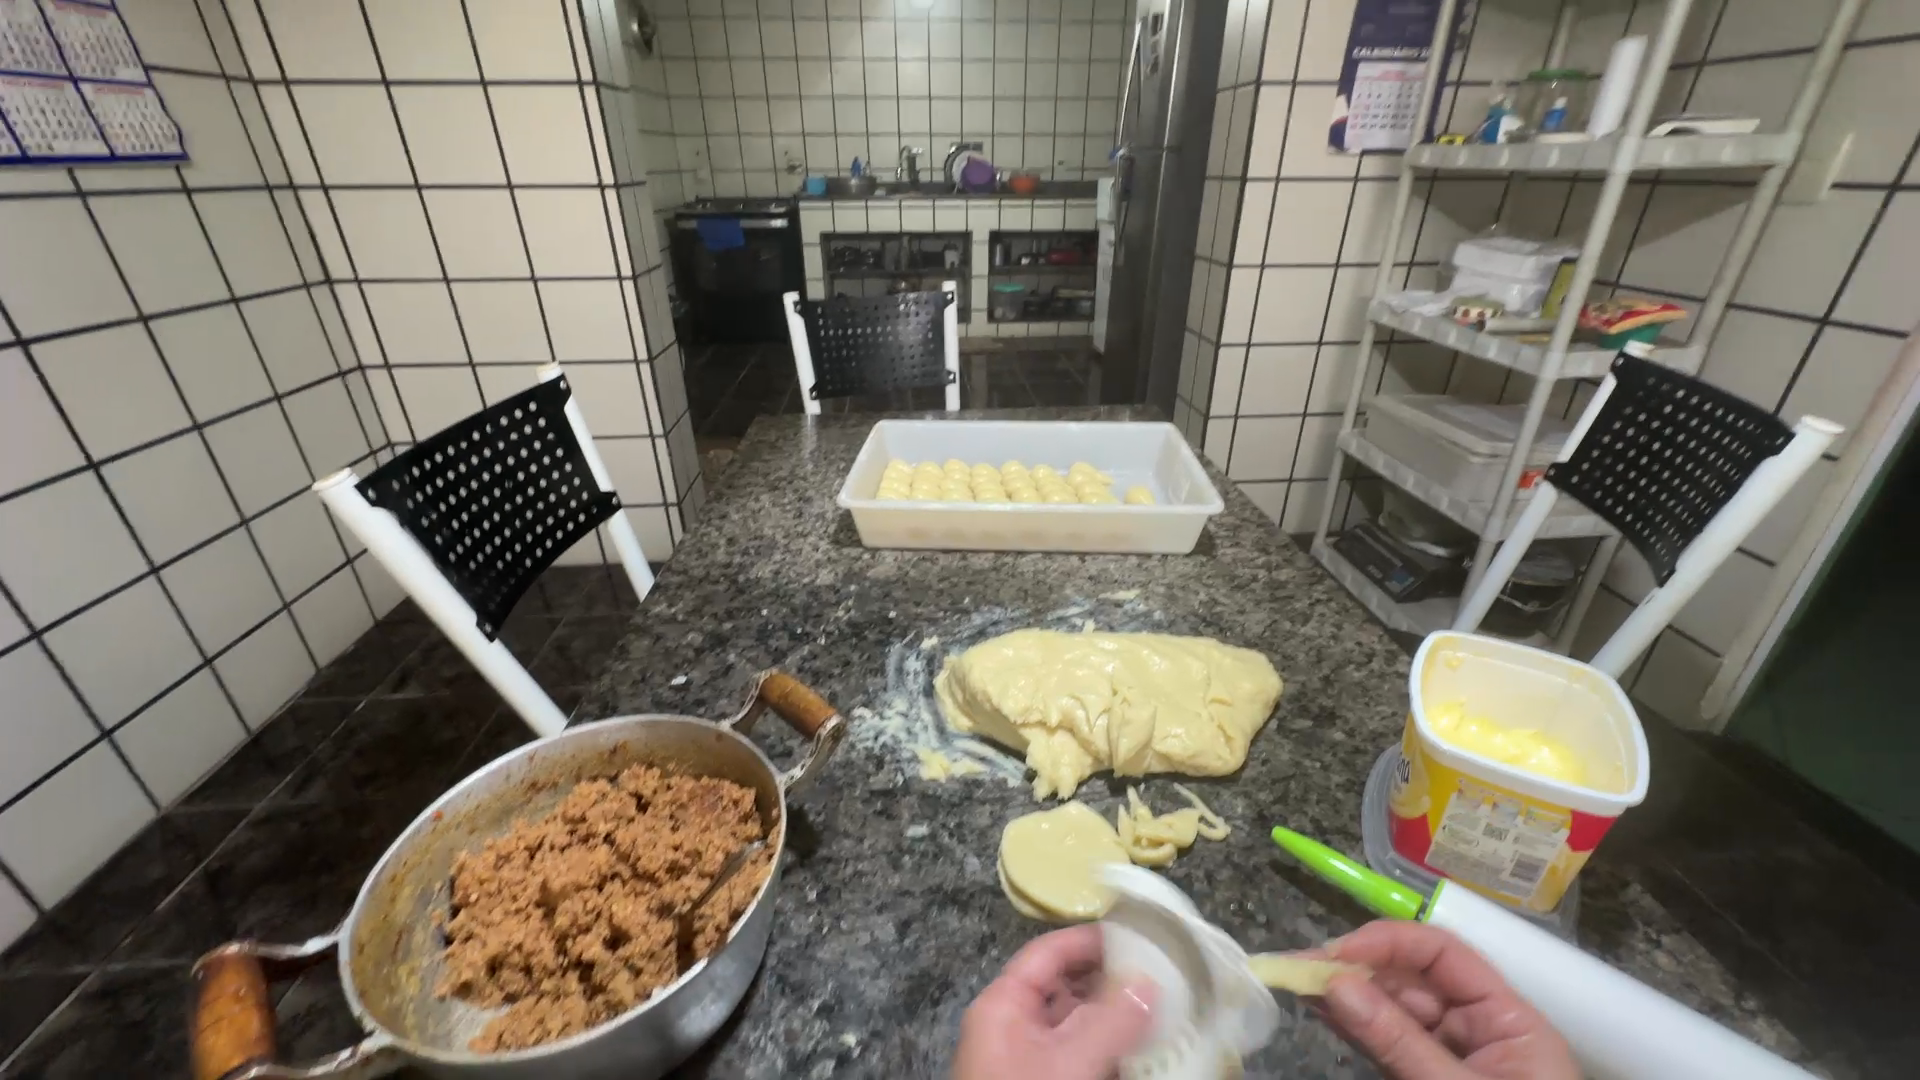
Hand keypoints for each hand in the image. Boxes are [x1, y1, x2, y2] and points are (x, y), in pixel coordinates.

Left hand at [954, 925, 1155, 1079]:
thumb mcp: (1068, 1065)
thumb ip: (1109, 1023)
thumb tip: (1150, 982)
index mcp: (1004, 1006)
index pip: (1047, 954)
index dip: (1089, 940)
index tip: (1135, 934)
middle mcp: (1014, 1028)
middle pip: (1065, 990)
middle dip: (1110, 982)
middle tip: (1161, 973)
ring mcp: (1031, 1064)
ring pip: (1078, 1028)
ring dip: (1117, 1021)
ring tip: (1164, 1010)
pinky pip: (1084, 1062)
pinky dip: (1113, 1055)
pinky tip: (1149, 1056)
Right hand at [1319, 921, 1577, 1079]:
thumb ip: (1400, 1041)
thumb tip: (1335, 984)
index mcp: (1509, 1021)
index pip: (1443, 953)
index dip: (1387, 943)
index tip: (1335, 955)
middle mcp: (1480, 1028)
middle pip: (1410, 976)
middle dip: (1354, 967)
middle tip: (1298, 968)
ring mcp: (1451, 1054)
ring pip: (1390, 1004)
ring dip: (1344, 991)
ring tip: (1297, 982)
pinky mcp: (1427, 1076)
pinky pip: (1385, 1036)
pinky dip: (1351, 1021)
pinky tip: (1320, 1008)